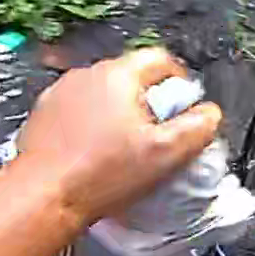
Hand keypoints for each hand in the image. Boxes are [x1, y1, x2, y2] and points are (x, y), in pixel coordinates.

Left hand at [17, 48, 221, 222]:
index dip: (182, 82)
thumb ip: (198, 127)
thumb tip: (210, 112)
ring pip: (107, 93)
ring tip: (131, 147)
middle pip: (134, 76)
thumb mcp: (168, 153)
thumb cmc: (107, 172)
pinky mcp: (44, 114)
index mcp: (118, 76)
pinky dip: (98, 124)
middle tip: (162, 135)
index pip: (161, 59)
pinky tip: (102, 152)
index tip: (186, 111)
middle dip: (154, 101)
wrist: (44, 196)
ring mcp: (60, 92)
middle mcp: (86, 74)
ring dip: (125, 113)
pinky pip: (83, 109)